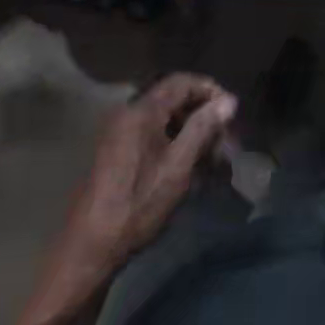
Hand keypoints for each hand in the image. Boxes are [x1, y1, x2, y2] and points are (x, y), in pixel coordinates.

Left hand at [57, 73, 237, 278]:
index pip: (182, 81)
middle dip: (204, 118)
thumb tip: (228, 100)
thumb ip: (203, 128)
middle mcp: (129, 112)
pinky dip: (176, 145)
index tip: (232, 113)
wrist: (92, 242)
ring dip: (192, 134)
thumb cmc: (139, 203)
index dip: (210, 91)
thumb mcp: (178, 166)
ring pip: (166, 120)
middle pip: (175, 99)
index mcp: (142, 110)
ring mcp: (121, 131)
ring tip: (214, 163)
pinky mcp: (119, 149)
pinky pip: (154, 134)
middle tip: (226, 145)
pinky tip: (192, 170)